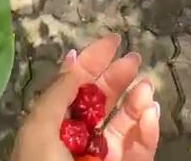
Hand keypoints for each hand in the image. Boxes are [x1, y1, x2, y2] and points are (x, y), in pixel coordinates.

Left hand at [12, 35, 159, 160]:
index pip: (73, 88)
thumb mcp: (39, 129)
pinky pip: (140, 151)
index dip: (91, 62)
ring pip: (124, 125)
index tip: (113, 40)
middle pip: (101, 102)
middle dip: (116, 77)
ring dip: (136, 102)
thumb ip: (59, 92)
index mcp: (51, 129)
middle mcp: (77, 144)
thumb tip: (74, 57)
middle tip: (133, 59)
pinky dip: (149, 131)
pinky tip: (151, 113)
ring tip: (145, 87)